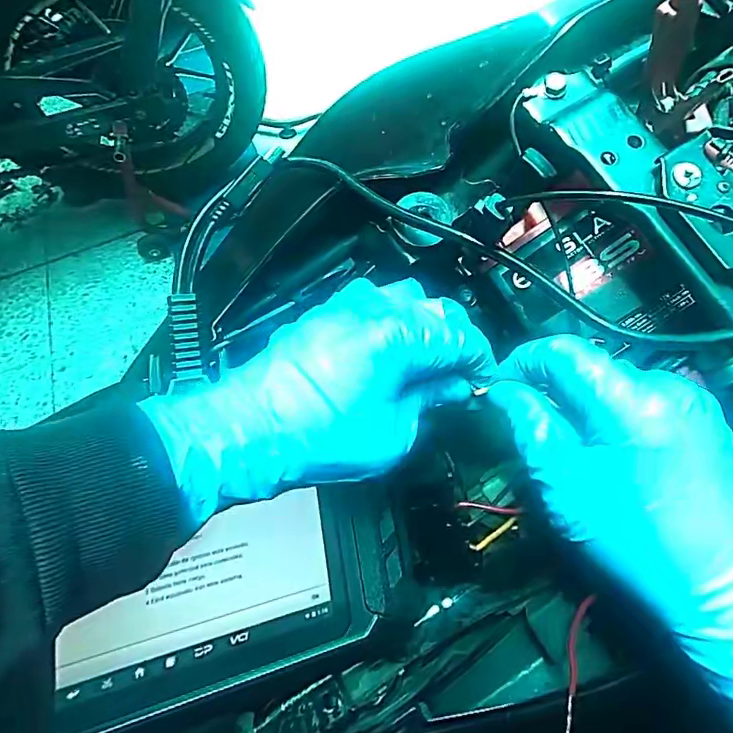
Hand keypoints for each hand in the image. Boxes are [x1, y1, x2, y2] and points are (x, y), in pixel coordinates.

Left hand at [138, 278, 495, 524]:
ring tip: (428, 362)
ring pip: (408, 299)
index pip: (461, 337)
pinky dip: (395, 323)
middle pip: (440, 310)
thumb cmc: (309, 433)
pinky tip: (394, 352)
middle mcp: (374, 309)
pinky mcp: (327, 313)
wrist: (249, 430)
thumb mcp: (393, 432)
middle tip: (460, 377)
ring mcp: (348, 306)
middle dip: (458, 342)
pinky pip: (376, 305)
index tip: (483, 380)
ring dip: (427, 327)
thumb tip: (453, 388)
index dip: (480, 362)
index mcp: (398, 334)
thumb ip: (432, 400)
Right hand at [486, 336, 732, 732]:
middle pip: (592, 365)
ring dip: (589, 400)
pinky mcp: (705, 413)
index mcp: (630, 400)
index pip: (565, 350)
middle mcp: (666, 383)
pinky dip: (620, 412)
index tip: (502, 384)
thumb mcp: (566, 487)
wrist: (720, 581)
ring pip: (617, 381)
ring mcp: (692, 396)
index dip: (524, 360)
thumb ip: (532, 426)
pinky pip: (646, 397)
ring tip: (578, 442)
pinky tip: (616, 448)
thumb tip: (503, 389)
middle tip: (533, 419)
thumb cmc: (635, 542)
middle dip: (556, 386)